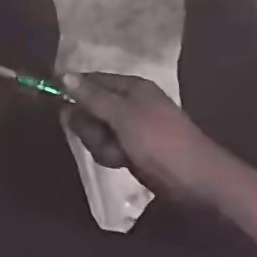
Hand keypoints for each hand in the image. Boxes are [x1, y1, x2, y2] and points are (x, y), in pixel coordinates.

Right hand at [62, 72, 215, 196]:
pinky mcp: (128, 147)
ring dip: (99, 143)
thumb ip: (92, 97)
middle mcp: (127, 103)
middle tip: (104, 136)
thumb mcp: (123, 116)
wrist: (195, 180)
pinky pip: (104, 146)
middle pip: (88, 108)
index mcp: (130, 87)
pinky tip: (121, 161)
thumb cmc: (160, 141)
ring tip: (118, 153)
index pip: (90, 81)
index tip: (61, 106)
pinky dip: (108, 154)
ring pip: (93, 130)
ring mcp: (128, 126)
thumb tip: (64, 75)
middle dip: (90, 126)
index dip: (74, 92)